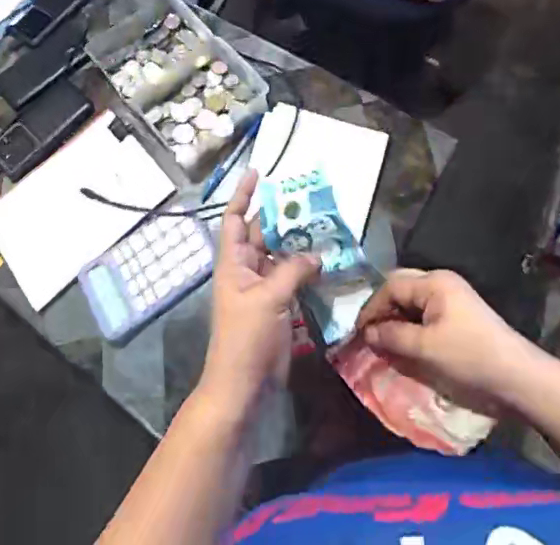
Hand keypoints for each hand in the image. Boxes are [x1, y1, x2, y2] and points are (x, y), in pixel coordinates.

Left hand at [195, 170, 319, 415]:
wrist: (243, 386)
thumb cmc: (246, 338)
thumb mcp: (269, 298)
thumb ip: (292, 270)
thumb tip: (316, 255)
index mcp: (233, 262)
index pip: (234, 218)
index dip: (243, 195)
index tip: (258, 172)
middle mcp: (245, 270)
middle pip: (262, 234)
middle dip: (281, 216)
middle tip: (306, 199)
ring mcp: (262, 289)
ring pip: (280, 255)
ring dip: (298, 242)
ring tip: (322, 224)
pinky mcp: (277, 306)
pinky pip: (292, 278)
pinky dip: (306, 268)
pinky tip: (326, 260)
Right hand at [354, 269, 543, 412]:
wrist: (518, 378)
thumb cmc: (469, 358)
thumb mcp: (425, 348)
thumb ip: (392, 336)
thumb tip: (367, 333)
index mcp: (434, 282)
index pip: (390, 285)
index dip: (371, 308)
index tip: (356, 333)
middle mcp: (442, 283)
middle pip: (401, 289)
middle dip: (382, 310)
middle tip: (367, 335)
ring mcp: (453, 299)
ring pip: (413, 303)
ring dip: (396, 320)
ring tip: (383, 343)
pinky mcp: (460, 317)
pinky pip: (426, 315)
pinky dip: (411, 327)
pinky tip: (405, 346)